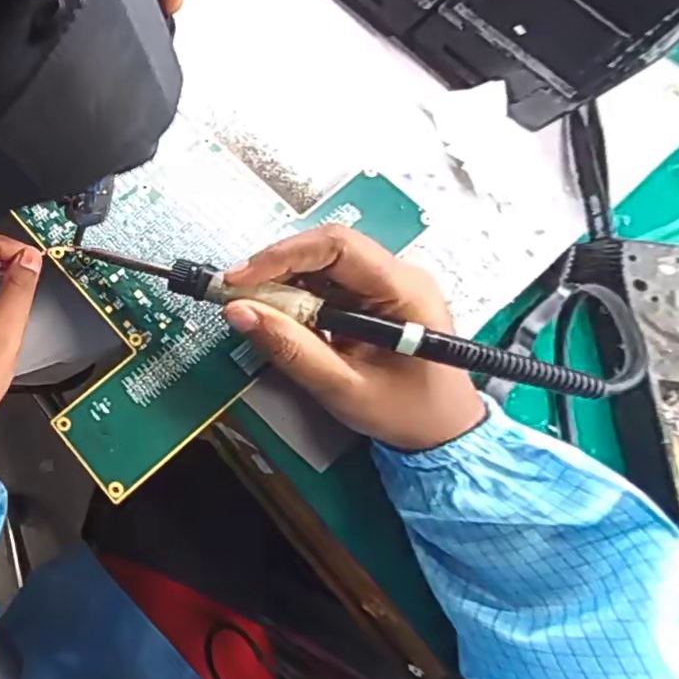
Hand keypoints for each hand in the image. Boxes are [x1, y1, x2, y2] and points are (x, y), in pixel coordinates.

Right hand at [222, 226, 485, 450]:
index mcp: (403, 291)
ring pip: (315, 262)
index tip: (239, 280)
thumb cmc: (406, 412)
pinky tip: (274, 314)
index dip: (281, 256)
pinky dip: (286, 293)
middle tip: (235, 293)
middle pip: (322, 248)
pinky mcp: (363, 296)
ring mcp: (379, 285)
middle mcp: (394, 277)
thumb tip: (238, 312)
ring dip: (275, 280)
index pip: (337, 247)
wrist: (443, 431)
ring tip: (251, 307)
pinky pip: (317, 280)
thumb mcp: (341, 386)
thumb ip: (290, 349)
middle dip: (272, 267)